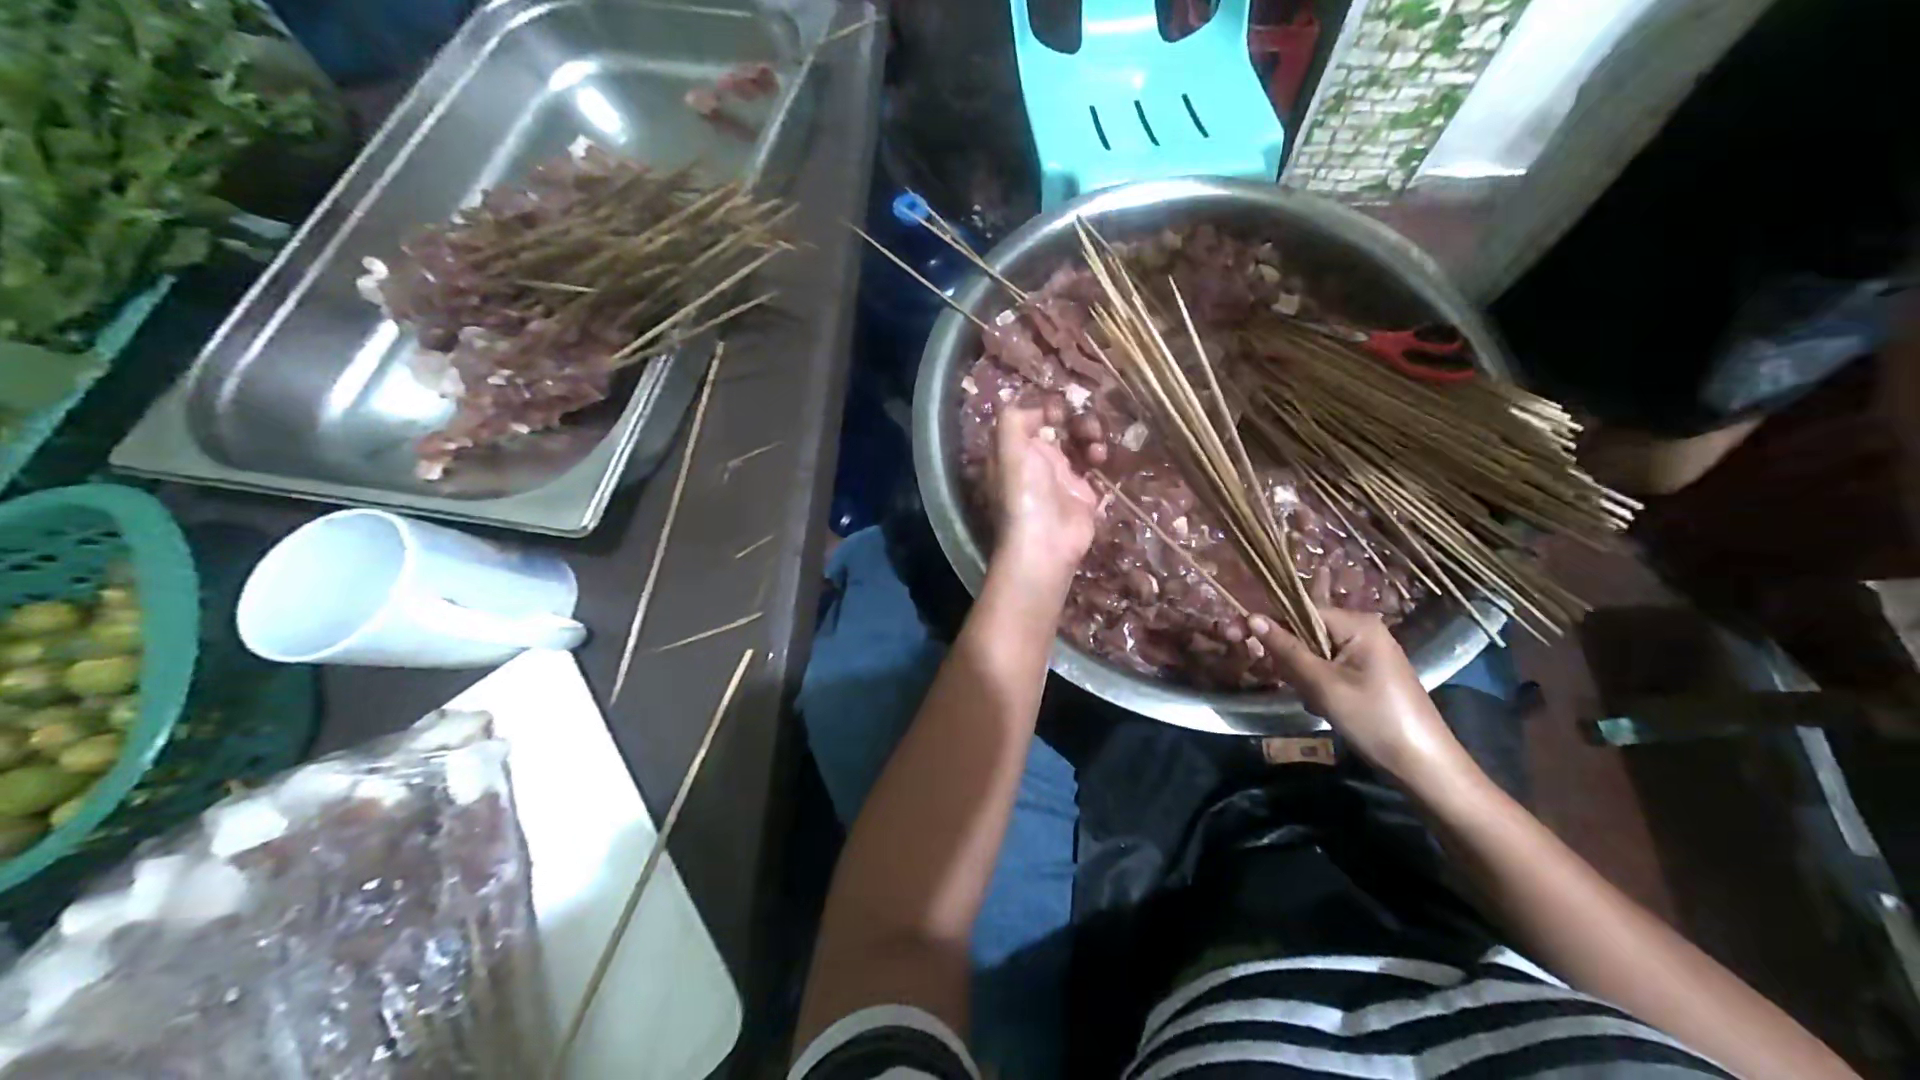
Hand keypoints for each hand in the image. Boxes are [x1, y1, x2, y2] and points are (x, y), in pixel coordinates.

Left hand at [989, 406, 1099, 582]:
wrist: (1045, 543)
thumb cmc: (1024, 492)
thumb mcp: (1009, 448)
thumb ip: (1015, 419)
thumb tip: (1038, 408)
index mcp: (1017, 451)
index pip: (1034, 419)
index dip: (1049, 409)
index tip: (1062, 409)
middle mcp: (1038, 463)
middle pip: (1062, 430)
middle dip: (1078, 422)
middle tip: (1087, 427)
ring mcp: (1063, 480)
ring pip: (1082, 446)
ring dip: (1092, 439)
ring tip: (1095, 448)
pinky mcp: (1085, 496)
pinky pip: (1098, 470)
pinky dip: (1103, 460)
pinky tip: (1101, 460)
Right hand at [1248, 607, 1479, 788]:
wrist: (1423, 765)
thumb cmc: (1373, 718)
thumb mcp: (1323, 684)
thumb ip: (1286, 649)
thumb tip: (1251, 617)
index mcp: (1357, 624)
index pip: (1298, 610)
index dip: (1266, 624)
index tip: (1232, 636)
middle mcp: (1362, 631)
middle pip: (1304, 631)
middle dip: (1288, 657)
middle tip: (1281, 681)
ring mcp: (1366, 653)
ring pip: (1313, 653)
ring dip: (1303, 676)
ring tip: (1313, 701)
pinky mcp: (1366, 674)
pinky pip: (1327, 668)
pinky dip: (1317, 685)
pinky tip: (1322, 706)